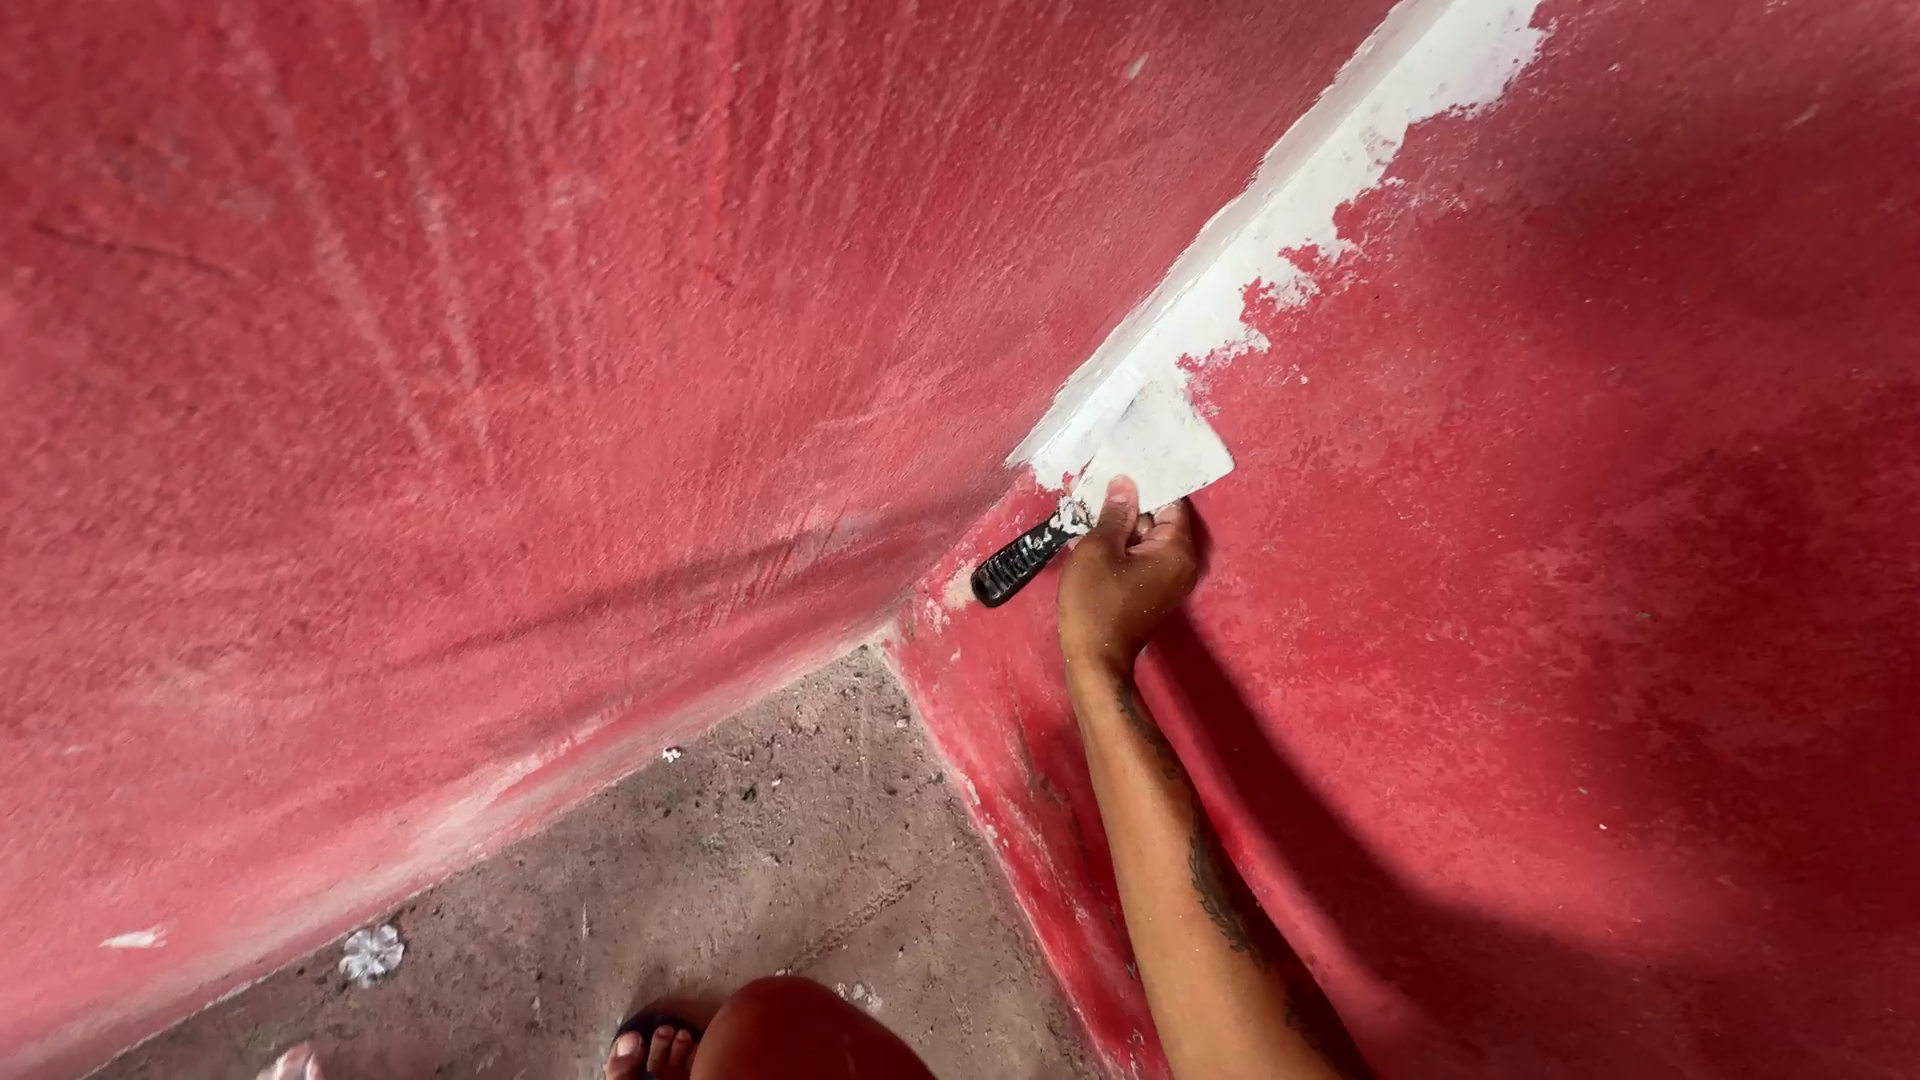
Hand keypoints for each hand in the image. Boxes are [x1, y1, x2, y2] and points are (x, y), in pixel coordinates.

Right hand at [1057, 476, 1199, 674]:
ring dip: (1118, 525)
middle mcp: (1181, 562)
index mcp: (1176, 549)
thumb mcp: (1098, 550)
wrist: (1095, 659)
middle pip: (1156, 519)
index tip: (1123, 465)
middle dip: (1127, 504)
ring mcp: (1167, 579)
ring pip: (1143, 538)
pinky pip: (1138, 557)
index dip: (1146, 483)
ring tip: (1086, 505)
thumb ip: (1114, 513)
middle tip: (1096, 483)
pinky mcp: (1151, 590)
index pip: (1170, 501)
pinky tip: (1089, 535)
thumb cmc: (1095, 603)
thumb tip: (1125, 483)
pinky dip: (1118, 546)